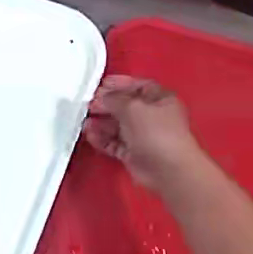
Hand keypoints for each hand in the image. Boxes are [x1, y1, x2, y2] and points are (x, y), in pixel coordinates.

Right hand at [83, 76, 205, 188]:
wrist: (167, 169)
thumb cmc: (155, 132)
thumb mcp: (133, 108)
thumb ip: (114, 99)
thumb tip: (101, 98)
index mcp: (160, 99)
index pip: (139, 86)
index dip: (120, 84)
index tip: (101, 84)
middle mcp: (152, 116)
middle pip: (125, 107)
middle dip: (106, 105)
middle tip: (88, 104)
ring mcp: (142, 135)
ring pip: (117, 126)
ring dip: (100, 123)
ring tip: (85, 122)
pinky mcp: (133, 152)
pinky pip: (114, 142)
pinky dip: (102, 139)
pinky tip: (90, 136)